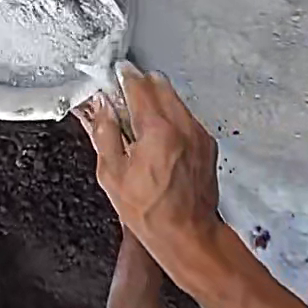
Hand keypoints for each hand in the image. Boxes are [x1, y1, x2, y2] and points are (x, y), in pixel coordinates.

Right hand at [75, 66, 223, 276]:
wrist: (188, 234)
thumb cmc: (150, 212)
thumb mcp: (112, 175)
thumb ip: (104, 133)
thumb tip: (100, 107)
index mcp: (157, 131)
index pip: (139, 85)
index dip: (124, 76)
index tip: (115, 73)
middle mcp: (182, 126)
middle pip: (160, 84)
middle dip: (140, 85)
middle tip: (123, 98)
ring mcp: (198, 133)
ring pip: (174, 98)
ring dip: (156, 101)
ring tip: (140, 124)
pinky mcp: (206, 142)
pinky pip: (185, 116)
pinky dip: (171, 118)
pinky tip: (158, 138)